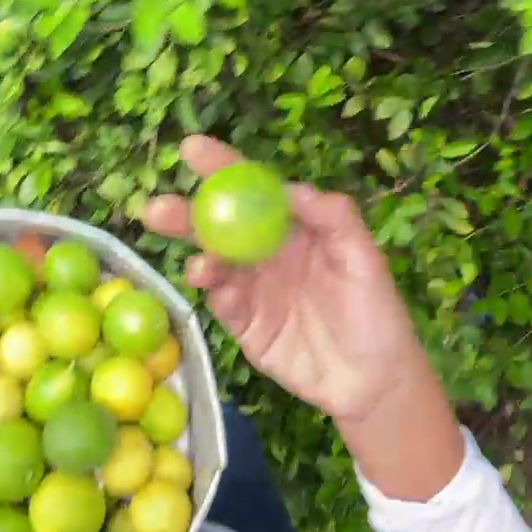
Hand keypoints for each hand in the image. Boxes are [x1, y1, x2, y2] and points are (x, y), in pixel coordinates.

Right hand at [142, 136, 428, 424]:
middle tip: (156, 208)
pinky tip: (222, 294)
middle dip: (185, 213)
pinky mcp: (244, 325)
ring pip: (213, 263)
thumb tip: (291, 190)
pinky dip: (218, 295)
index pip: (252, 188)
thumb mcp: (365, 258)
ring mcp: (252, 288)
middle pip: (218, 224)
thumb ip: (334, 218)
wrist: (373, 381)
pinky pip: (223, 304)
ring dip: (198, 257)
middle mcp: (264, 251)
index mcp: (291, 226)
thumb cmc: (375, 311)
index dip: (221, 167)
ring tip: (201, 266)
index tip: (192, 150)